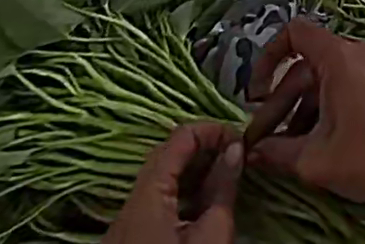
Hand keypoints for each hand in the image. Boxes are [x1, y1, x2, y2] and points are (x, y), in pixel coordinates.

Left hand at [105, 123, 241, 243]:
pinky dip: (182, 193)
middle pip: (168, 155)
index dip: (213, 130)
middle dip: (204, 148)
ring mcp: (125, 224)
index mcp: (147, 195)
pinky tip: (203, 204)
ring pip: (161, 179)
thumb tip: (235, 148)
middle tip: (234, 156)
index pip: (181, 137)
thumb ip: (224, 188)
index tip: (240, 142)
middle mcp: (129, 204)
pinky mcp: (129, 240)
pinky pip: (156, 202)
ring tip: (223, 178)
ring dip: (194, 171)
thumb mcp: (212, 235)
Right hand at [245, 20, 364, 204]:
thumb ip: (277, 151)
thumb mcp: (314, 157)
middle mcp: (351, 53)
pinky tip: (302, 146)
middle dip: (276, 103)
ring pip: (317, 81)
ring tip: (276, 150)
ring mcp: (364, 68)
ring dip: (294, 112)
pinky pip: (334, 88)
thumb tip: (252, 151)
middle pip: (302, 67)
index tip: (254, 92)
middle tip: (257, 140)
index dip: (268, 57)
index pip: (294, 33)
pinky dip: (315, 111)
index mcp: (338, 56)